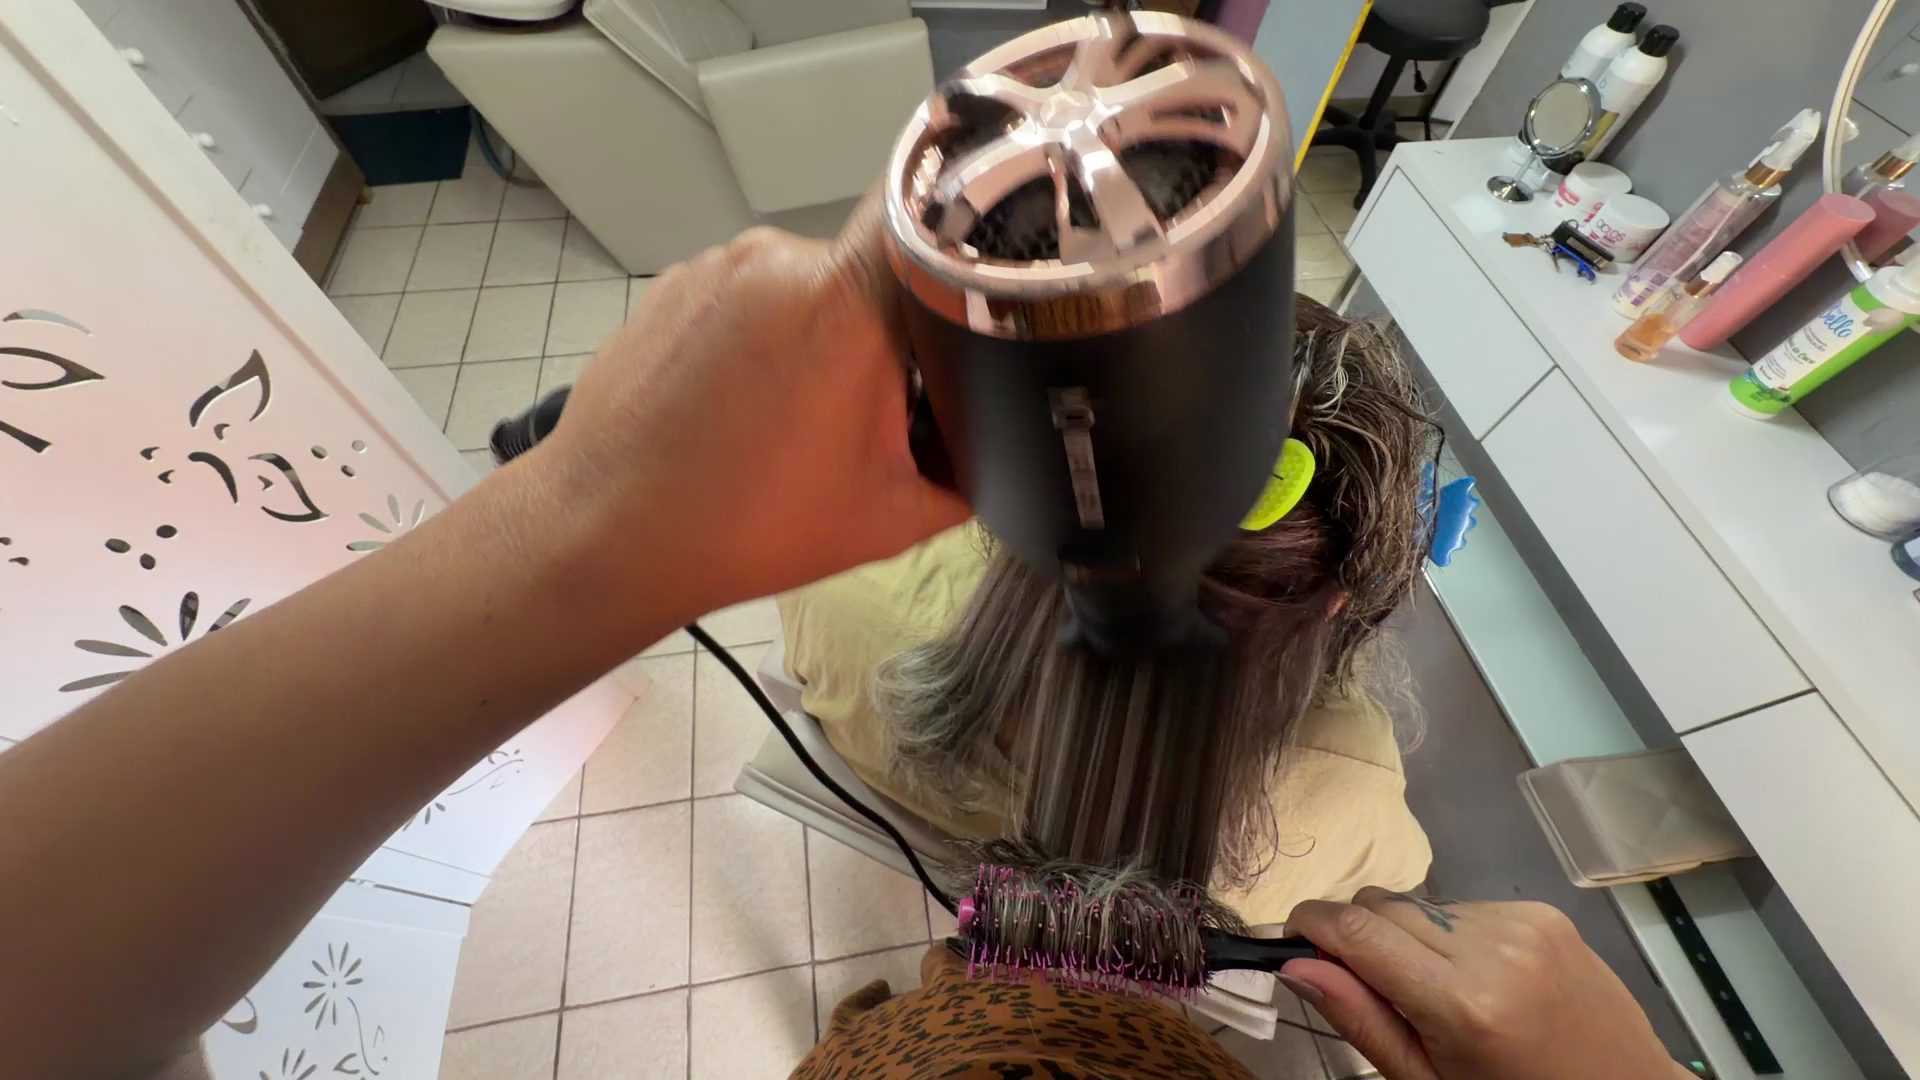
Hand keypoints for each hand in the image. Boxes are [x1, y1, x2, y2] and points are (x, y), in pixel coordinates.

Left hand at [523, 196, 969, 629]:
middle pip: (871, 270)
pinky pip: (749, 293)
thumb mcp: (892, 518)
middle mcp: (779, 259)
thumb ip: (968, 479)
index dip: (958, 253)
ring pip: (808, 283)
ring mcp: (716, 265)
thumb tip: (991, 455)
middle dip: (885, 332)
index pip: (931, 218)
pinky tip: (744, 401)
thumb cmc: (754, 527)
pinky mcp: (673, 284)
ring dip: (821, 334)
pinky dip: (764, 335)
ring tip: (794, 413)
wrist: (610, 532)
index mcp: (848, 304)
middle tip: (867, 410)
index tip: (961, 308)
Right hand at [1279, 888, 1690, 1079]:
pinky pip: (1454, 904)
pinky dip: (1444, 932)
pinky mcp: (1540, 910)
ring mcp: (1521, 921)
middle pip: (1377, 904)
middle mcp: (1491, 945)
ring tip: (1434, 985)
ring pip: (1413, 901)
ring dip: (1402, 933)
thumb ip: (1359, 1019)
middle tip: (1374, 985)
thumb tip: (1292, 965)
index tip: (1292, 941)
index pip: (1353, 928)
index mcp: (1465, 1002)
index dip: (1309, 924)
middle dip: (1356, 934)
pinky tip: (1474, 973)